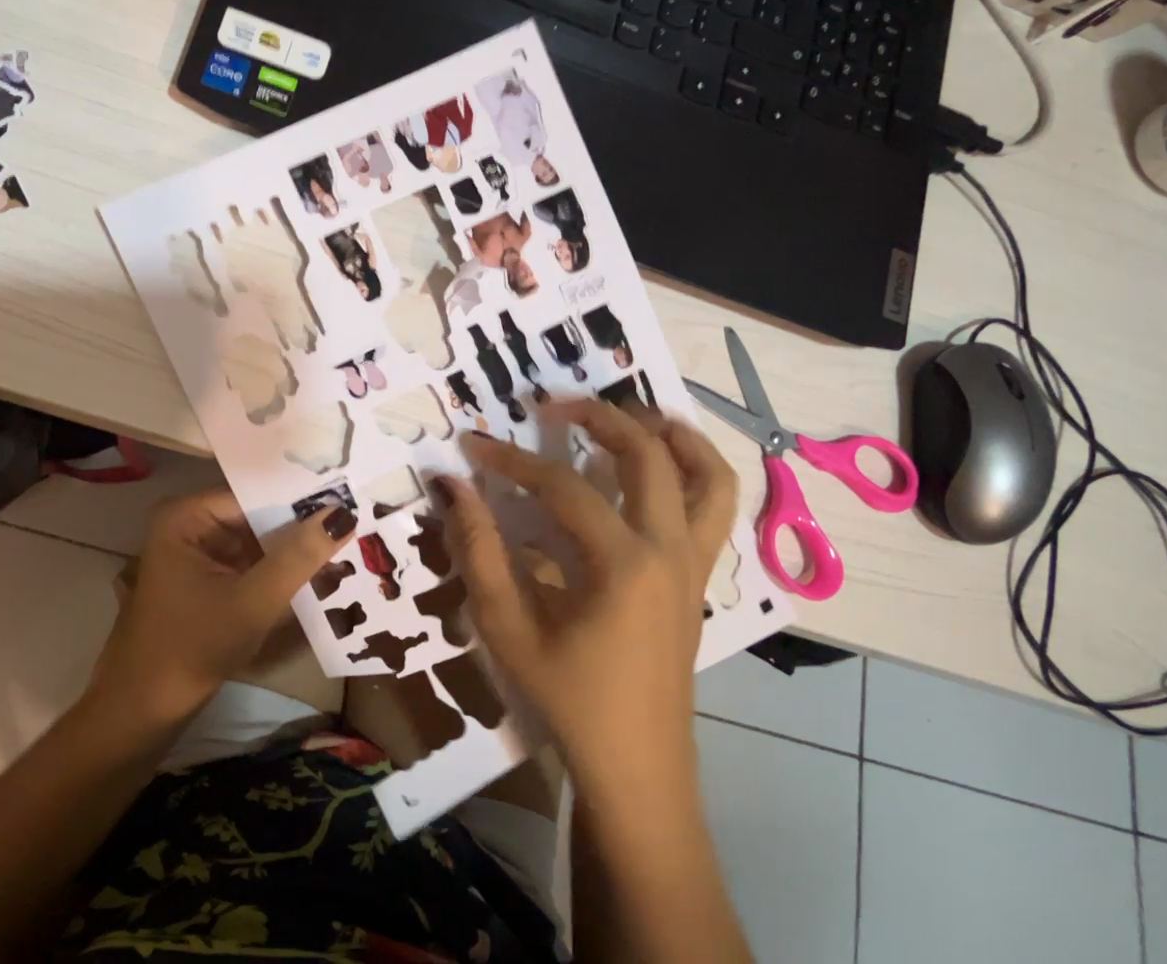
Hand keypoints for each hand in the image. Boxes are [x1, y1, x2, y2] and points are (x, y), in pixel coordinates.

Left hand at [89, 489, 354, 722]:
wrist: (143, 707)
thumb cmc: (192, 647)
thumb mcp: (253, 601)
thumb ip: (298, 557)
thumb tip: (343, 515)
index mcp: (186, 518)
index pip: (255, 495)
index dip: (301, 500)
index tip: (351, 501)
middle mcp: (188, 527)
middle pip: (256, 518)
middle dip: (301, 528)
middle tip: (359, 525)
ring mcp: (195, 557)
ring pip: (255, 545)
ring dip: (293, 553)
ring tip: (349, 549)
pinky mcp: (204, 584)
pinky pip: (248, 567)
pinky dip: (277, 575)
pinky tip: (320, 577)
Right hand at [438, 399, 736, 782]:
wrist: (635, 761)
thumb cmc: (567, 697)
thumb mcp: (507, 628)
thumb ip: (478, 551)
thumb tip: (451, 485)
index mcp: (622, 564)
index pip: (562, 486)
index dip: (512, 459)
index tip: (472, 444)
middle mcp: (670, 551)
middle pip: (649, 456)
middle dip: (602, 418)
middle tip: (555, 405)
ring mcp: (695, 564)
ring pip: (708, 476)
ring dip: (673, 434)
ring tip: (634, 413)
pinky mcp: (700, 579)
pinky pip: (716, 509)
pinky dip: (695, 472)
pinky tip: (660, 469)